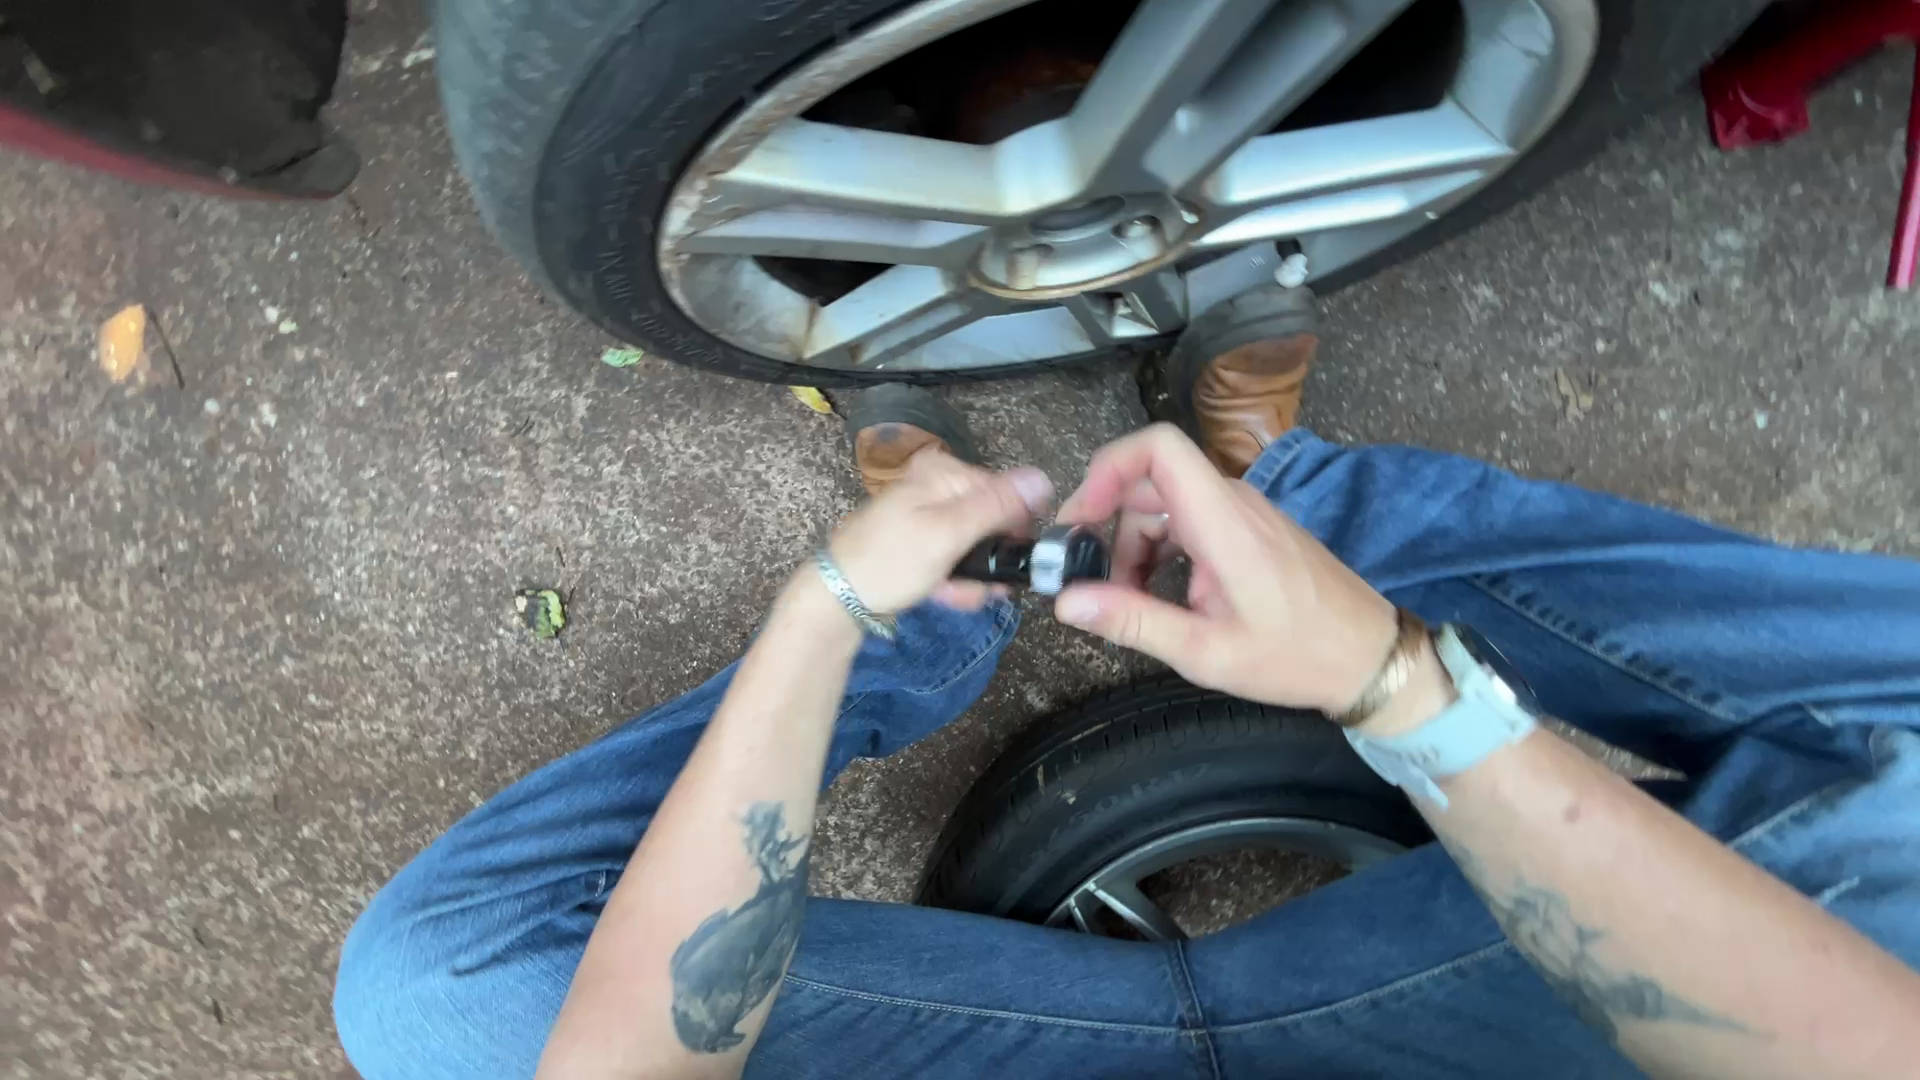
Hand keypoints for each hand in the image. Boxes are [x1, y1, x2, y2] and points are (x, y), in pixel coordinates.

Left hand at [822, 449, 1053, 614]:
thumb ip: (997, 506)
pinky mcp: (922, 539)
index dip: (1011, 533)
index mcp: (944, 471)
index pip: (1006, 494)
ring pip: (975, 543)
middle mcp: (938, 484)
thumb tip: (1043, 477)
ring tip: (950, 594)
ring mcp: (928, 512)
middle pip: (991, 521)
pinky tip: (942, 593)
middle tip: (972, 588)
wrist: (837, 598)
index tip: (1004, 566)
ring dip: (971, 576)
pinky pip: (955, 555)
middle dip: (986, 560)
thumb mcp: (948, 533)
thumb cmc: (890, 563)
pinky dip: (953, 578)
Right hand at [1052, 424, 1396, 714]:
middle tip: (1094, 579)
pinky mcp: (1246, 526)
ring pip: (1163, 503)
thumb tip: (1066, 602)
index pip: (1158, 447)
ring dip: (1133, 544)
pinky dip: (1159, 549)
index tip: (1080, 520)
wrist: (1371, 659)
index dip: (1107, 468)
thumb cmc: (1295, 657)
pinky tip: (1160, 593)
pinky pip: (1186, 518)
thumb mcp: (1204, 651)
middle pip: (1148, 482)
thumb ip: (1132, 621)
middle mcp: (1232, 502)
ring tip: (1131, 599)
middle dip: (1110, 525)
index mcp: (1224, 523)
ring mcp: (1242, 511)